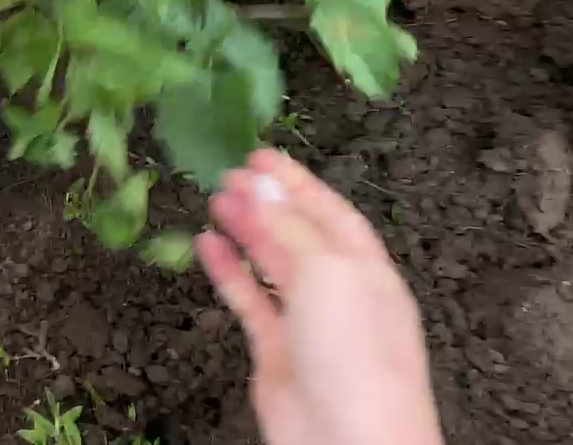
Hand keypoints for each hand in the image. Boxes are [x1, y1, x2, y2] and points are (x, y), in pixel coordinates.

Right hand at [196, 150, 442, 444]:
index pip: (331, 214)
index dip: (298, 183)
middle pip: (298, 235)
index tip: (261, 156)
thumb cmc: (354, 357)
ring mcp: (307, 321)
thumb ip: (291, 227)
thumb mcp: (327, 274)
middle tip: (229, 173)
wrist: (346, 443)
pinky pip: (248, 297)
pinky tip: (205, 244)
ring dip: (244, 229)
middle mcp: (340, 294)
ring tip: (215, 200)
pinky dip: (226, 269)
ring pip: (270, 263)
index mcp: (367, 274)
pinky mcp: (276, 346)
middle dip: (266, 202)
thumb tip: (265, 188)